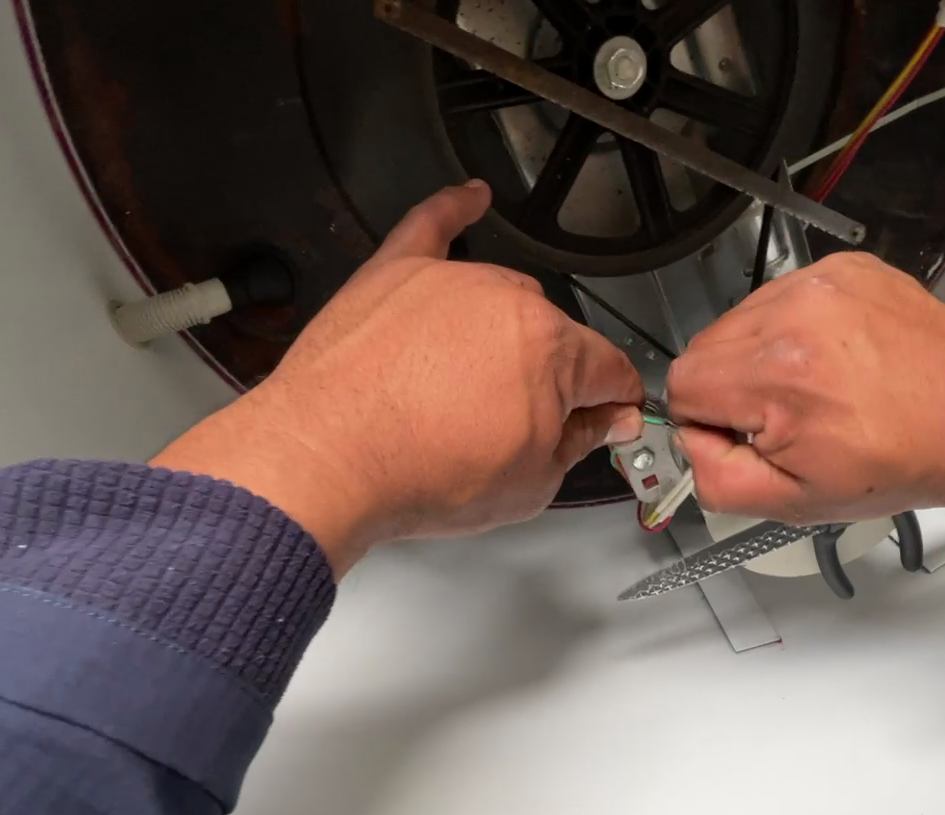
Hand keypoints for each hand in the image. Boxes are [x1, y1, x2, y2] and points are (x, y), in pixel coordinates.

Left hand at [153, 182, 645, 572]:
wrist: (329, 461)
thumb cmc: (426, 476)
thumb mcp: (530, 486)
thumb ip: (579, 443)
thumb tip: (610, 421)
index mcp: (555, 352)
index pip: (609, 371)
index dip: (615, 403)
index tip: (610, 419)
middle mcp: (510, 300)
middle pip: (555, 336)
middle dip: (550, 379)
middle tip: (516, 426)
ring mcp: (450, 280)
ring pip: (503, 298)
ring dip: (503, 336)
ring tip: (469, 386)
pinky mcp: (395, 272)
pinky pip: (431, 225)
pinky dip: (453, 210)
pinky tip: (472, 198)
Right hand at [665, 252, 944, 523]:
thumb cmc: (903, 459)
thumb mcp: (792, 502)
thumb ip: (715, 479)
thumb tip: (691, 444)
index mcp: (775, 375)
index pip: (681, 385)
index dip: (704, 422)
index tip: (743, 437)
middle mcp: (794, 315)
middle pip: (703, 350)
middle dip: (727, 391)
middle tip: (779, 418)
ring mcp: (820, 285)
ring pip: (736, 323)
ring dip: (756, 359)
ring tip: (810, 388)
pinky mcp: (842, 270)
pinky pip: (778, 299)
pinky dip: (789, 332)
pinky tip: (827, 361)